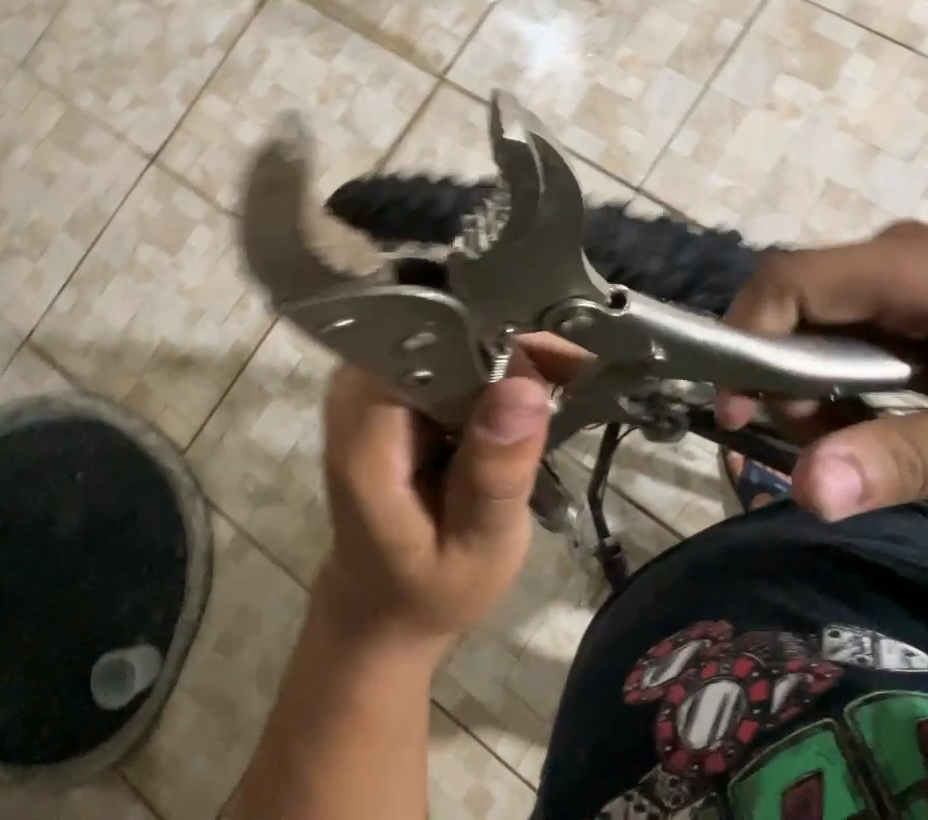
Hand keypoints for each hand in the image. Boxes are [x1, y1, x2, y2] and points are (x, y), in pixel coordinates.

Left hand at [315, 348, 557, 651]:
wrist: (384, 603)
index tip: (556, 340)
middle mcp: (355, 395)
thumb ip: (495, 475)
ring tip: (558, 367)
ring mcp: (367, 386)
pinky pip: (442, 348)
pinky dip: (487, 359)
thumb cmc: (430, 588)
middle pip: (433, 324)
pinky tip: (526, 380)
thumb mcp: (477, 548)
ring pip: (442, 329)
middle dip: (504, 333)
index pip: (422, 343)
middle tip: (571, 358)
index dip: (490, 331)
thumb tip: (525, 386)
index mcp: (366, 438)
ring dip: (501, 343)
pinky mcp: (386, 387)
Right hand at [717, 222, 927, 519]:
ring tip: (860, 454)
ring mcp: (920, 282)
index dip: (743, 343)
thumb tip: (801, 491)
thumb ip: (910, 460)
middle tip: (814, 457)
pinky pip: (859, 344)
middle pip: (796, 309)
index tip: (739, 419)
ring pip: (822, 331)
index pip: (787, 283)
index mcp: (923, 267)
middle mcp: (906, 260)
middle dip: (782, 383)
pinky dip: (850, 392)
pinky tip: (886, 432)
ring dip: (816, 393)